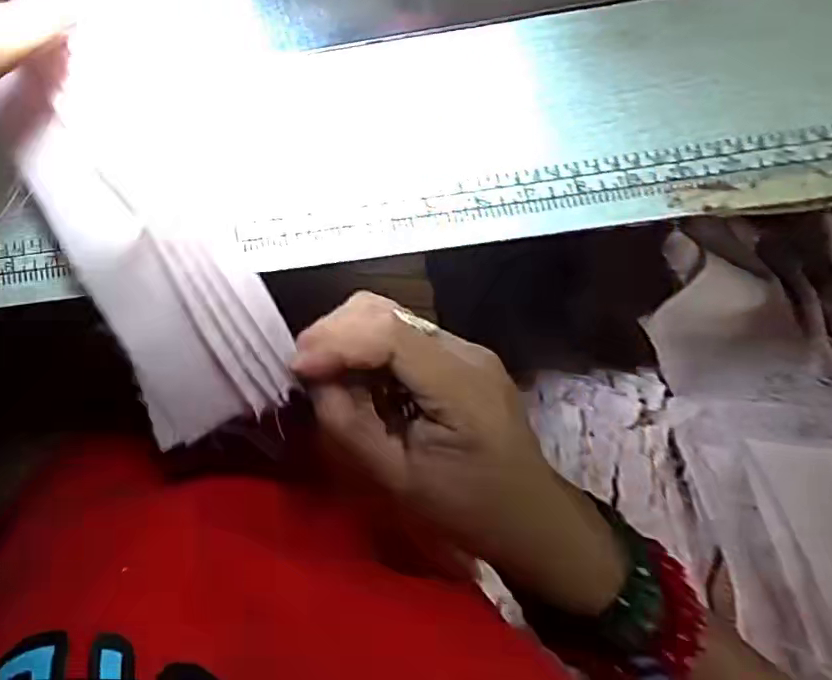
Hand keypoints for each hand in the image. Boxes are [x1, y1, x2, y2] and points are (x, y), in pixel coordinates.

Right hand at [293, 292, 624, 613]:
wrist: (534, 520)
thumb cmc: (469, 510)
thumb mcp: (399, 480)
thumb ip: (350, 425)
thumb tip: (312, 380)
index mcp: (459, 384)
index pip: (388, 333)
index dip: (334, 342)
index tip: (297, 367)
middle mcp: (463, 349)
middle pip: (382, 309)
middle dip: (333, 332)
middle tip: (304, 369)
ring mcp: (462, 346)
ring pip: (386, 312)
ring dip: (345, 334)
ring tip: (324, 371)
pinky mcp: (455, 352)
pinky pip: (398, 331)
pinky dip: (364, 344)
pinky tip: (356, 375)